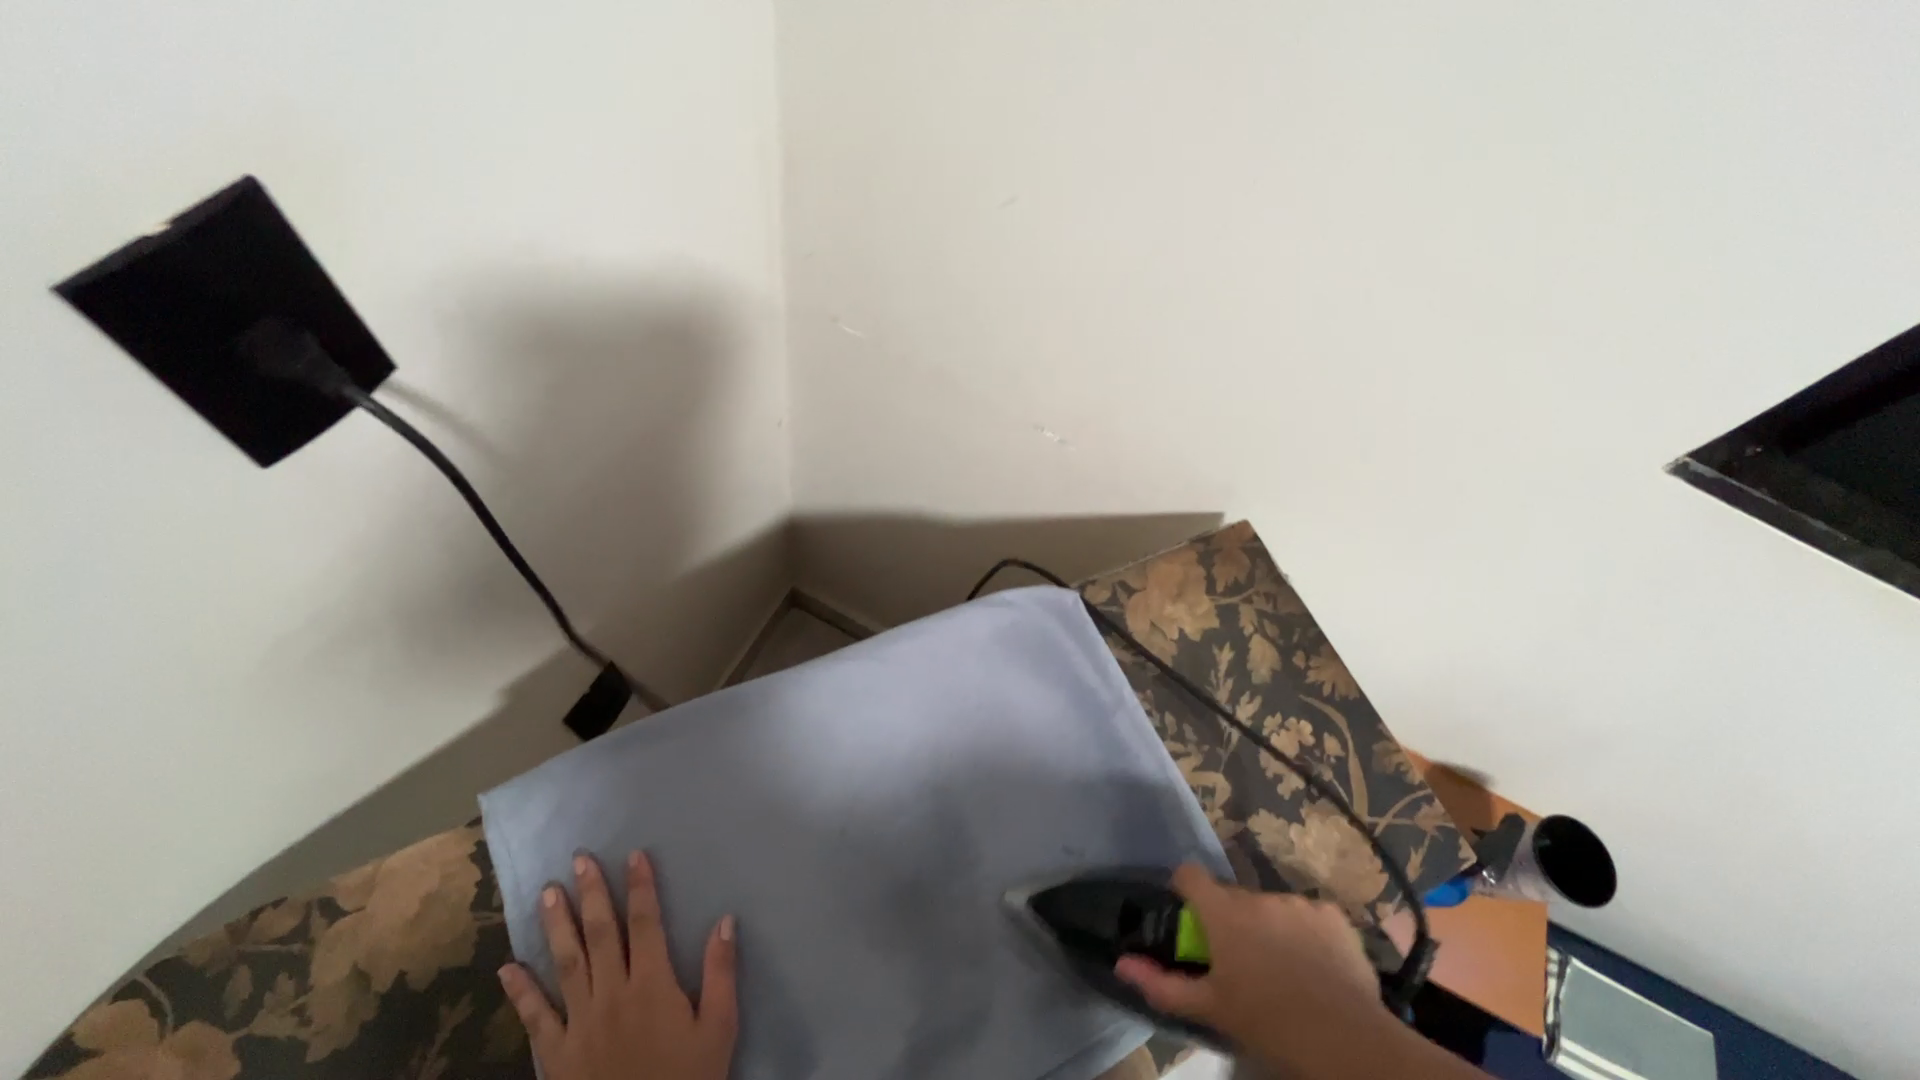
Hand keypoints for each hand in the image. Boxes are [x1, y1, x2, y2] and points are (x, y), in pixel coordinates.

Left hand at [498, 851, 737, 1079]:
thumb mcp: (719, 1029)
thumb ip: (720, 973)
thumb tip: (724, 920)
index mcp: (652, 985)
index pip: (645, 923)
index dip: (640, 887)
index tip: (634, 855)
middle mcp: (612, 994)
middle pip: (601, 933)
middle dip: (593, 893)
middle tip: (580, 858)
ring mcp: (579, 1022)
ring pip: (566, 963)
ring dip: (557, 925)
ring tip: (548, 893)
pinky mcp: (556, 1053)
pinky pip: (534, 1017)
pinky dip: (520, 991)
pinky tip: (507, 968)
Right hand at [1113, 865, 1389, 1076]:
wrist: (1344, 1037)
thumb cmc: (1267, 1021)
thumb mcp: (1209, 1008)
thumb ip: (1161, 984)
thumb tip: (1121, 964)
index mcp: (1223, 913)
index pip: (1190, 874)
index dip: (1185, 889)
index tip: (1190, 915)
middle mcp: (1258, 896)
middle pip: (1233, 897)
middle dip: (1232, 920)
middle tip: (1240, 961)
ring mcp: (1299, 902)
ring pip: (1272, 907)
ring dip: (1270, 927)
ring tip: (1283, 968)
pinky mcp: (1333, 914)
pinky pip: (1308, 915)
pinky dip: (1306, 932)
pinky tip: (1315, 965)